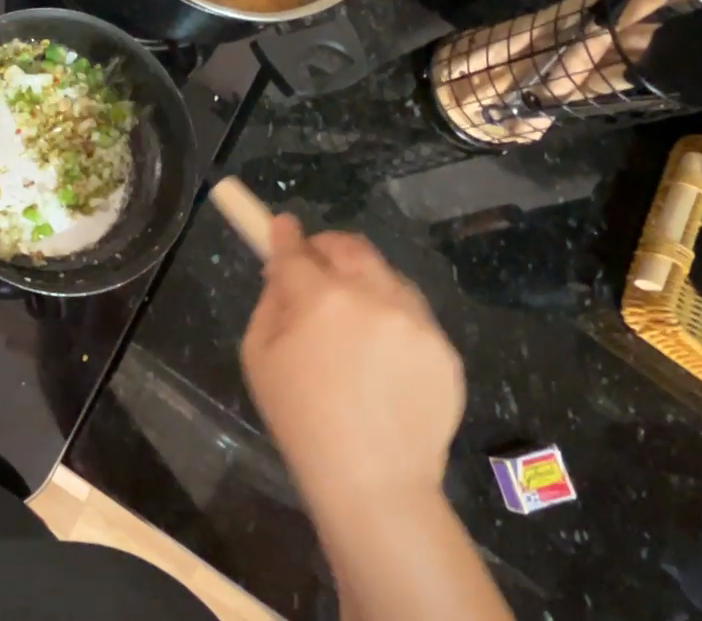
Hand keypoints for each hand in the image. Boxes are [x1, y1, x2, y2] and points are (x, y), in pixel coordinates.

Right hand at [240, 215, 463, 508]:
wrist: (373, 477)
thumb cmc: (301, 417)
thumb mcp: (258, 356)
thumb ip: (270, 304)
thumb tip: (283, 274)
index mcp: (319, 299)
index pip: (296, 250)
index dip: (284, 233)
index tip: (281, 225)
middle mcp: (372, 297)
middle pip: (348, 247)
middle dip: (326, 246)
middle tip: (313, 262)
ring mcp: (415, 321)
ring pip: (385, 274)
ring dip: (361, 278)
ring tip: (350, 312)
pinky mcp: (443, 347)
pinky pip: (411, 312)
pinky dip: (390, 314)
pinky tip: (379, 351)